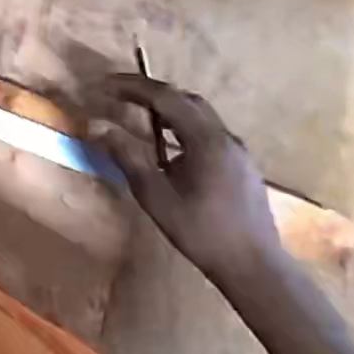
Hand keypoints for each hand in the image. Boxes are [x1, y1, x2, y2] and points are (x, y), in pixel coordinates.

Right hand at [90, 75, 282, 281]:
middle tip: (120, 93)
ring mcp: (236, 150)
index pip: (165, 97)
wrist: (255, 268)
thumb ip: (127, 156)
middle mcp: (224, 136)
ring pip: (199, 113)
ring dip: (168, 106)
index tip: (106, 85)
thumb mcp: (156, 195)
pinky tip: (170, 143)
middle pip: (185, 98)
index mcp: (205, 138)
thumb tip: (97, 127)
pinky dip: (183, 124)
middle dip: (151, 91)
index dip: (132, 87)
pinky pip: (208, 130)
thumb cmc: (202, 232)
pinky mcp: (240, 164)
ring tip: (140, 113)